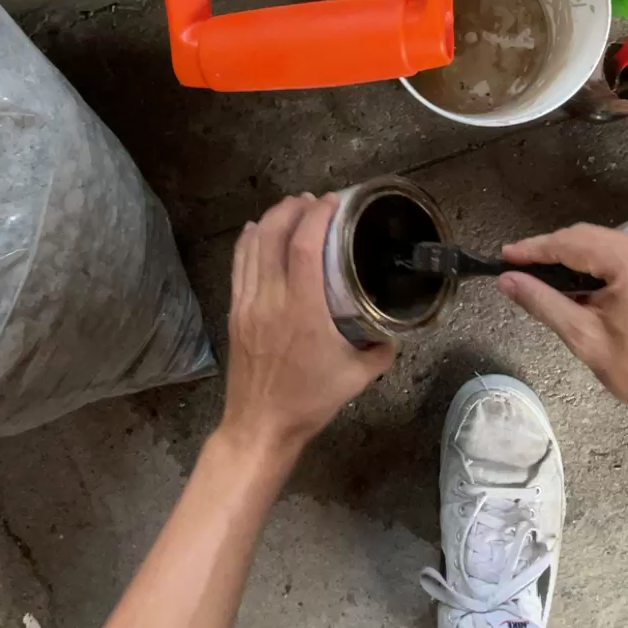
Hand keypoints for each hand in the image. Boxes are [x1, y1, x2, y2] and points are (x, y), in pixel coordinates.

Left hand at [220, 194, 396, 459]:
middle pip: (273, 236)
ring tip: (290, 208)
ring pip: (252, 246)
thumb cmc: (309, 401)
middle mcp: (270, 300)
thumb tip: (393, 333)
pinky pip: (238, 265)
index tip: (332, 203)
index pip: (304, 247)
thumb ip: (380, 351)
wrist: (259, 426)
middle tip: (312, 201)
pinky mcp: (235, 312)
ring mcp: (248, 304)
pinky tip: (254, 229)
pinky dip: (247, 241)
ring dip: (270, 220)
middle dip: (292, 209)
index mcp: (302, 311)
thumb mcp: (356, 378)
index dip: (317, 217)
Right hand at [498, 224, 627, 442]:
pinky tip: (579, 283)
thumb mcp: (585, 339)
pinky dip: (597, 263)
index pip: (570, 243)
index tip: (504, 257)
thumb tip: (506, 280)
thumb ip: (542, 302)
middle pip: (588, 236)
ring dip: (573, 256)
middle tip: (518, 268)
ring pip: (605, 243)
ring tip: (542, 276)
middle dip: (551, 250)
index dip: (533, 248)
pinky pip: (624, 253)